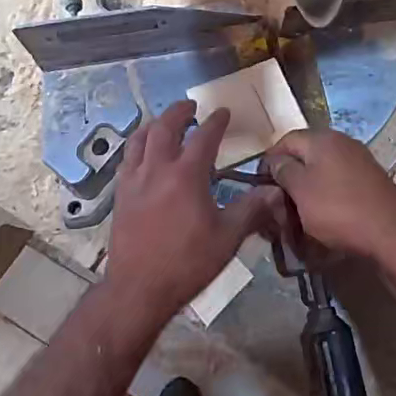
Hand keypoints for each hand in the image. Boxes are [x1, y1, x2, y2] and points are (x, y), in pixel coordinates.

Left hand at [101, 101, 283, 323]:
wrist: (138, 289)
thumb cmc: (187, 263)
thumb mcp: (227, 238)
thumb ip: (251, 209)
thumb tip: (275, 191)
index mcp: (187, 175)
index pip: (204, 136)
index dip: (216, 121)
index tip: (223, 112)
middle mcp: (157, 169)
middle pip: (165, 127)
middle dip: (179, 112)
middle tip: (190, 106)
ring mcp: (134, 180)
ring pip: (140, 139)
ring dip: (154, 124)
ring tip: (162, 122)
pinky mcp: (120, 195)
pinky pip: (127, 159)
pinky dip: (137, 146)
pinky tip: (142, 154)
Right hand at [262, 128, 395, 266]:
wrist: (391, 233)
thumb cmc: (338, 210)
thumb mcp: (300, 190)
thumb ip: (283, 170)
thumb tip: (276, 160)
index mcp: (322, 138)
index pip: (285, 140)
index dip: (269, 162)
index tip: (261, 186)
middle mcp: (342, 142)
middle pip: (305, 155)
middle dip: (289, 177)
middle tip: (279, 202)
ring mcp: (359, 160)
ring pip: (322, 170)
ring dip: (308, 188)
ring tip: (300, 212)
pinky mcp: (370, 179)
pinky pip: (339, 182)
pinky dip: (327, 196)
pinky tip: (324, 214)